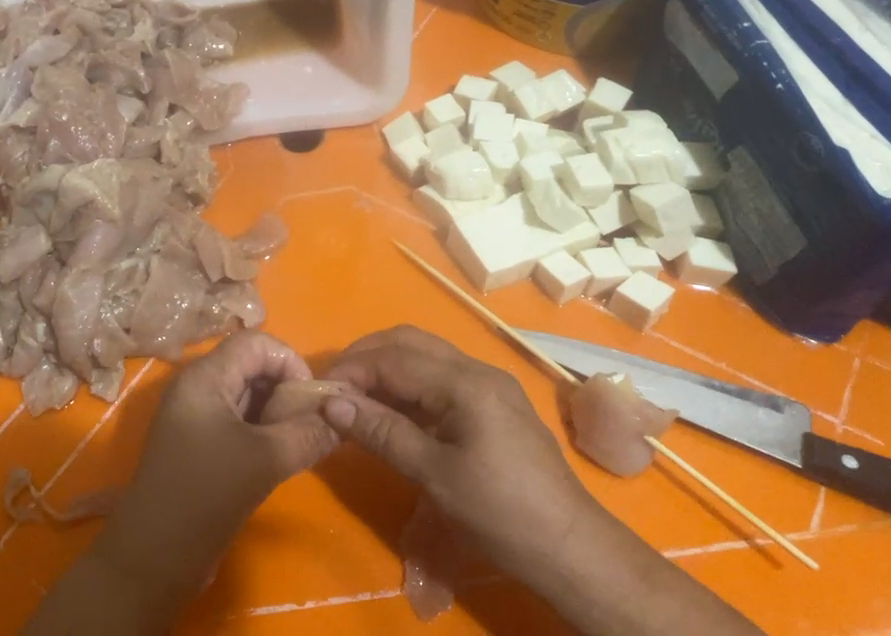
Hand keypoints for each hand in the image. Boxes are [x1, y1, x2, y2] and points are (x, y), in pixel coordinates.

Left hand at [93, 331, 338, 597]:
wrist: (154, 555)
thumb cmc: (205, 495)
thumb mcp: (264, 461)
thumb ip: (307, 434)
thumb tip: (342, 419)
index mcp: (204, 377)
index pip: (255, 342)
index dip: (290, 361)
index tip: (313, 400)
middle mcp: (197, 388)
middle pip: (251, 365)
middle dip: (286, 388)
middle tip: (310, 426)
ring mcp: (196, 416)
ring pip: (246, 395)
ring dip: (277, 413)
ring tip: (300, 443)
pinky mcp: (200, 444)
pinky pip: (238, 421)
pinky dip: (264, 431)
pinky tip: (281, 457)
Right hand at [319, 325, 600, 575]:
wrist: (571, 549)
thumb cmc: (501, 513)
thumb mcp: (433, 475)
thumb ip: (381, 432)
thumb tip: (330, 402)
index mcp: (465, 383)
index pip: (393, 358)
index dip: (352, 369)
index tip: (319, 392)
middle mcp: (477, 370)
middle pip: (409, 342)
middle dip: (366, 358)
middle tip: (334, 388)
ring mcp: (489, 384)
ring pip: (424, 354)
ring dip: (386, 367)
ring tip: (356, 398)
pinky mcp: (494, 403)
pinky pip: (440, 375)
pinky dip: (408, 382)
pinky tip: (392, 410)